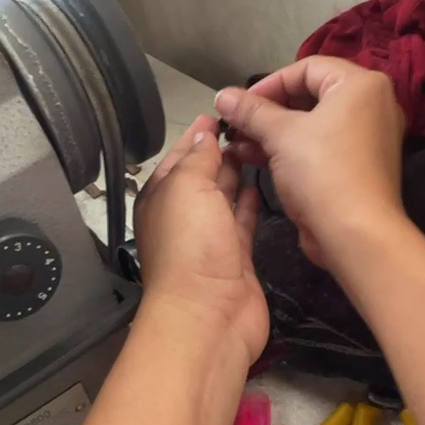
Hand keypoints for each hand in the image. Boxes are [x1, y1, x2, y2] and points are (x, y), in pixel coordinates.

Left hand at [132, 114, 266, 366]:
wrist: (208, 313)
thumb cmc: (191, 245)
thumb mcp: (186, 188)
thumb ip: (197, 157)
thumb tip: (204, 132)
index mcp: (161, 197)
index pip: (179, 156)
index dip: (197, 133)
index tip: (220, 111)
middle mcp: (183, 215)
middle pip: (202, 174)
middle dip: (220, 149)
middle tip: (249, 123)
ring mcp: (210, 237)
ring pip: (224, 196)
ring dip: (237, 172)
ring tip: (260, 145)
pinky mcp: (236, 255)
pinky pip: (243, 220)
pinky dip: (250, 201)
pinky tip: (262, 182)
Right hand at [214, 56, 406, 271]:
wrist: (355, 233)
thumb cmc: (322, 172)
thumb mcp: (280, 135)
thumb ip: (250, 111)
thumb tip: (221, 95)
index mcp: (360, 85)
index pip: (307, 67)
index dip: (268, 83)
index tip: (239, 104)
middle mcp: (370, 105)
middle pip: (309, 95)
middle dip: (266, 111)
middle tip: (235, 124)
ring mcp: (365, 138)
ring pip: (310, 124)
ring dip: (271, 132)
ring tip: (236, 143)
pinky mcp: (355, 166)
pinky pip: (318, 147)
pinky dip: (288, 149)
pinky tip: (252, 158)